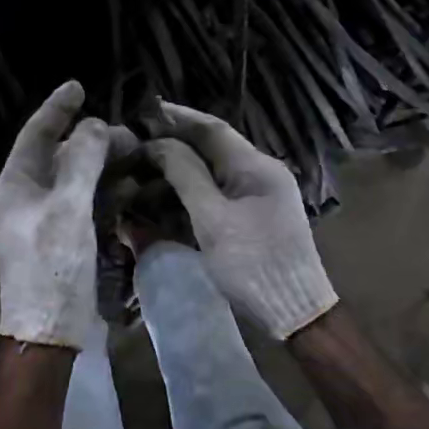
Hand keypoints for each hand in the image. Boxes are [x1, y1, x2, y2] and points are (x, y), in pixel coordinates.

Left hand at [0, 81, 134, 348]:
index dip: (56, 108)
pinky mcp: (65, 238)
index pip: (35, 134)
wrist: (49, 335)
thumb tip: (93, 125)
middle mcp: (26, 196)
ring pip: (77, 179)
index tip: (78, 84)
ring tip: (139, 155)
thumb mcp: (67, 209)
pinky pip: (86, 204)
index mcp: (15, 184)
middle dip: (93, 141)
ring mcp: (46, 218)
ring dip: (105, 166)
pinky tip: (133, 187)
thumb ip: (81, 162)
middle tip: (131, 134)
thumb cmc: (52, 266)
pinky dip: (107, 193)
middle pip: (60, 155)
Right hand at [145, 101, 337, 339]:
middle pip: (209, 148)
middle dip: (171, 144)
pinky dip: (185, 192)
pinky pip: (213, 193)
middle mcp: (259, 174)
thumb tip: (158, 144)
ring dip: (175, 169)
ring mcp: (256, 197)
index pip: (212, 128)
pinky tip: (160, 197)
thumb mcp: (212, 219)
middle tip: (133, 144)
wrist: (295, 316)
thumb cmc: (253, 265)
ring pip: (209, 171)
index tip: (143, 112)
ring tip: (139, 171)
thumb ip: (184, 174)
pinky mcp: (250, 217)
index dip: (177, 117)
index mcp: (257, 168)